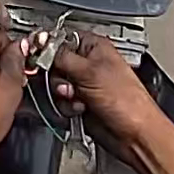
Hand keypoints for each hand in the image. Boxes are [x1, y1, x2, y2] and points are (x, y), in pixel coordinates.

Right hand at [51, 32, 167, 148]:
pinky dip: (66, 105)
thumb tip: (41, 44)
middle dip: (56, 74)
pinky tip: (79, 107)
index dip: (47, 45)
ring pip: (55, 81)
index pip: (61, 37)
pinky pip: (61, 99)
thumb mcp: (89, 71)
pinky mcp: (80, 101)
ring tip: (76, 96)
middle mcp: (88, 63)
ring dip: (62, 92)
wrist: (135, 136)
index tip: (38, 53)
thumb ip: (61, 56)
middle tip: (66, 81)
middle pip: (54, 61)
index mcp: (94, 47)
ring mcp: (83, 83)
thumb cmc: (127, 102)